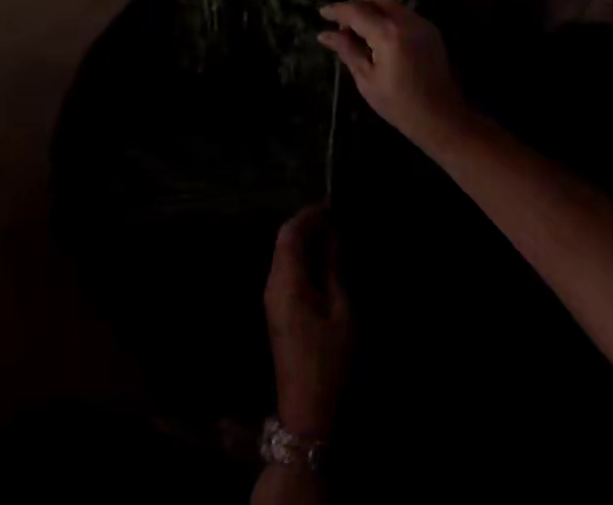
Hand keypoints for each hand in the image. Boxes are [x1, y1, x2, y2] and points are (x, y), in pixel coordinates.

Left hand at [264, 204, 351, 438]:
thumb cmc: (328, 359)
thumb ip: (333, 270)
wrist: (306, 406)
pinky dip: (303, 258)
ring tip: (334, 234)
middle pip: (284, 241)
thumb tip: (333, 237)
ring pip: (284, 255)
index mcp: (286, 282)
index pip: (289, 234)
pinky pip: (286, 270)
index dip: (308, 215)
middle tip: (336, 218)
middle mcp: (272, 284)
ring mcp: (271, 297)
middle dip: (307, 224)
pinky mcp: (277, 308)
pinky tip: (324, 260)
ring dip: (305, 241)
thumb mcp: (341, 311)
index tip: (331, 205)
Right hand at [317, 0, 469, 139]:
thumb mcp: (366, 79)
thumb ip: (347, 50)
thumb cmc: (399, 104)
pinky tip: (380, 41)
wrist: (441, 117)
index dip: (337, 10)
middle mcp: (407, 21)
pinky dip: (387, 19)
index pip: (356, 11)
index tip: (322, 13)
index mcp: (388, 34)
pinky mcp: (430, 30)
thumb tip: (325, 35)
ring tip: (360, 36)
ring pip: (391, 3)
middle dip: (356, 5)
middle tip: (343, 26)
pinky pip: (403, 14)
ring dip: (372, 11)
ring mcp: (422, 23)